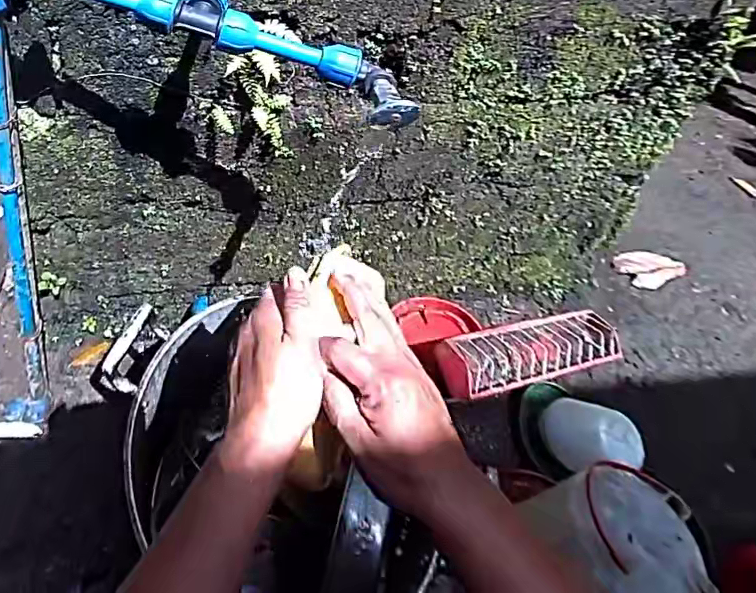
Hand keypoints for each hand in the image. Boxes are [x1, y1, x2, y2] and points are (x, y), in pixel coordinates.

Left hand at [222, 267, 326, 470]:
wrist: (261, 440)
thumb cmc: (286, 396)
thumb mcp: (304, 343)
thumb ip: (298, 306)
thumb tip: (294, 276)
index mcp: (263, 319)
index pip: (276, 290)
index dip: (293, 290)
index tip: (308, 295)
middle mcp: (247, 333)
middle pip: (267, 310)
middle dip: (285, 311)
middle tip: (307, 319)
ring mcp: (241, 355)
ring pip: (260, 333)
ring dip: (277, 334)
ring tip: (298, 345)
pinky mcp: (241, 377)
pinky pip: (256, 355)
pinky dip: (269, 355)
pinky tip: (281, 368)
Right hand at [318, 260, 482, 521]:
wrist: (447, 484)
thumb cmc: (406, 471)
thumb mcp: (358, 443)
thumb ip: (335, 401)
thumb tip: (319, 373)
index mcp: (379, 380)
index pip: (338, 348)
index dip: (319, 348)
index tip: (307, 349)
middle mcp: (396, 364)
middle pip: (367, 316)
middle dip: (349, 291)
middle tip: (335, 271)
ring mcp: (409, 364)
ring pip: (384, 318)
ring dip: (367, 295)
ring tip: (353, 278)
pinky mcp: (417, 370)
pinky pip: (394, 330)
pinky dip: (380, 312)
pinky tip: (375, 309)